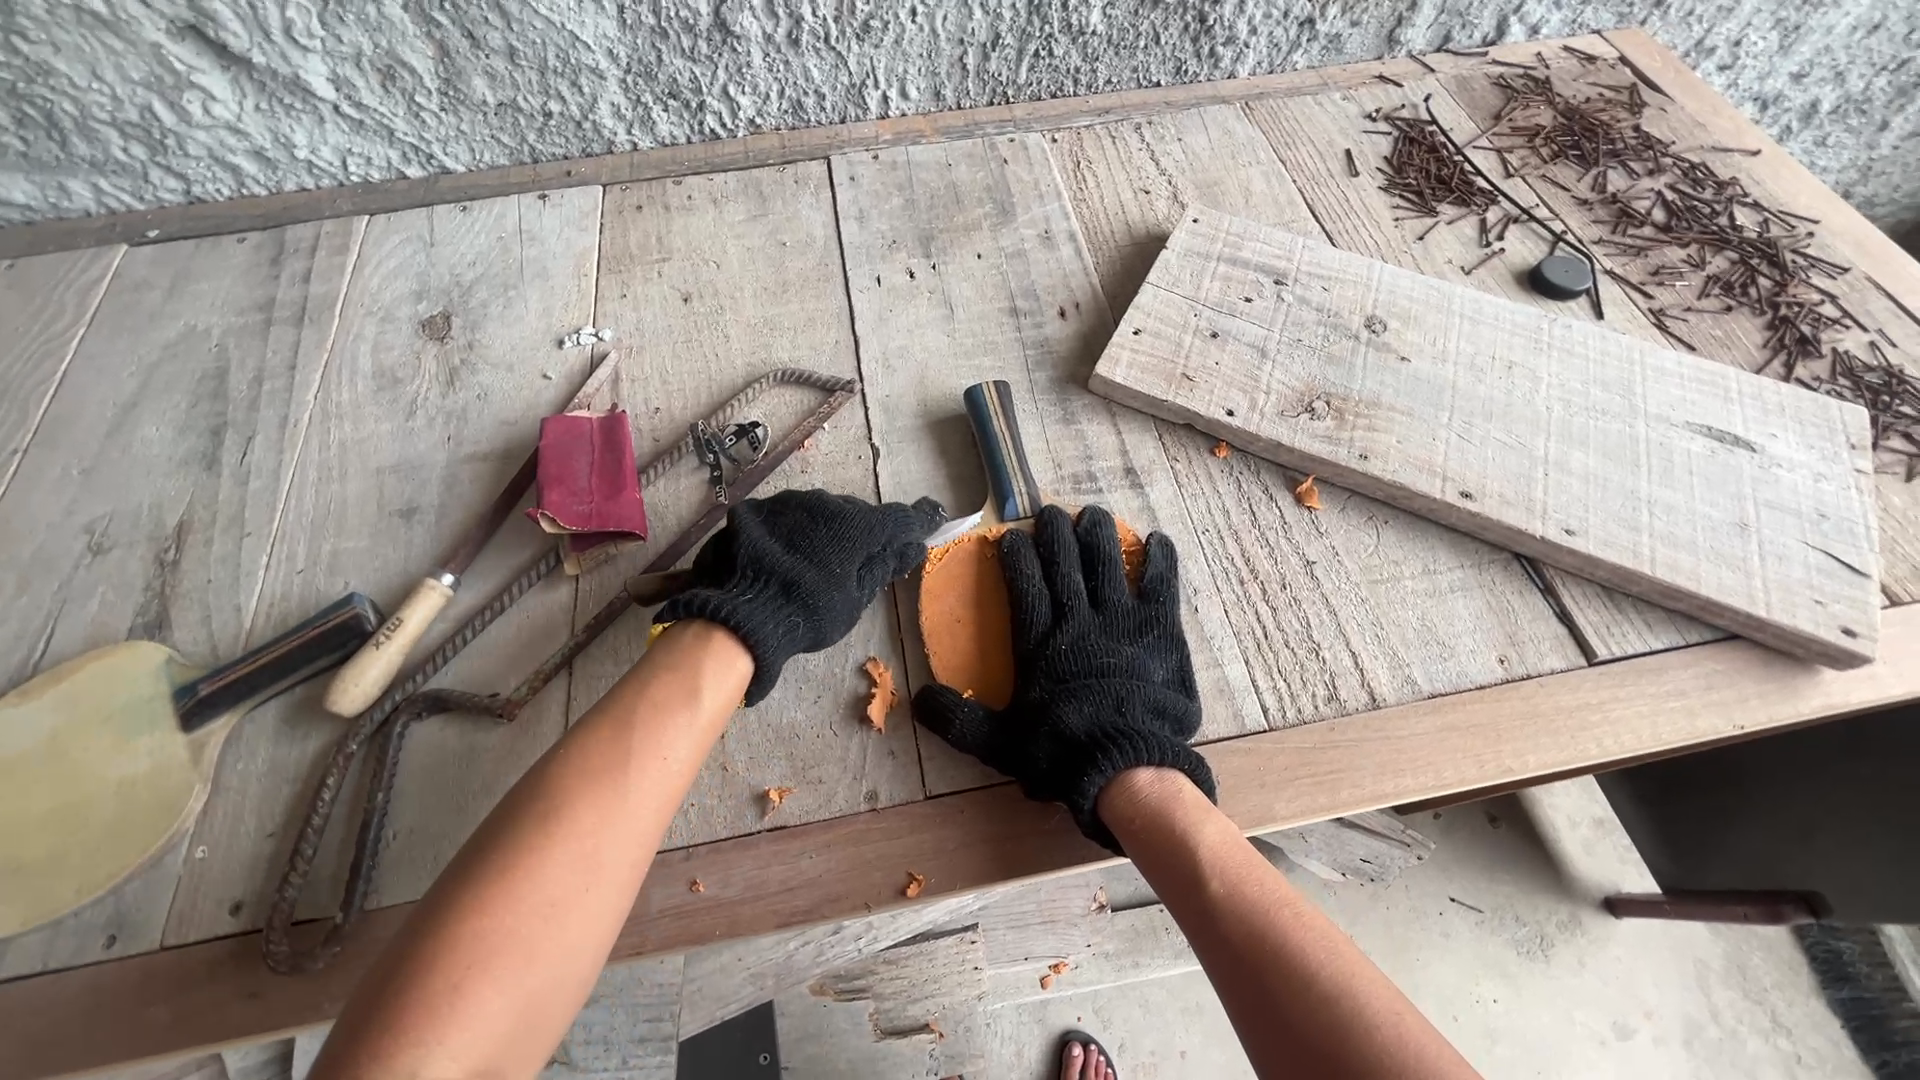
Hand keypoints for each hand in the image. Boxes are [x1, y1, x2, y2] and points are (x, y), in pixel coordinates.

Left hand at [658, 489, 944, 704]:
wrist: (738, 615)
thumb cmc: (808, 613)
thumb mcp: (853, 600)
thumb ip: (882, 567)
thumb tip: (914, 547)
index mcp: (857, 526)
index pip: (898, 518)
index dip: (916, 520)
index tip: (930, 518)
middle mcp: (825, 502)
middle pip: (854, 514)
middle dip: (861, 531)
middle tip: (857, 558)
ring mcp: (787, 502)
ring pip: (817, 511)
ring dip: (823, 530)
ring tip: (812, 560)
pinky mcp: (754, 509)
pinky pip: (784, 516)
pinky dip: (790, 531)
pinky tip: (780, 556)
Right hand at [912, 504, 1214, 852]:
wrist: (1126, 765)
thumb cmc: (1061, 753)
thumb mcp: (998, 743)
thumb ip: (958, 720)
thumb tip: (917, 700)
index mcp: (1040, 642)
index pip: (1024, 584)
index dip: (1016, 556)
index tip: (1011, 536)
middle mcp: (1078, 620)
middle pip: (1064, 564)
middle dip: (1056, 533)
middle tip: (1051, 512)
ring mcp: (1121, 621)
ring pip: (1107, 563)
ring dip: (1099, 535)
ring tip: (1093, 514)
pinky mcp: (1161, 630)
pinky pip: (1161, 584)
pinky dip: (1160, 559)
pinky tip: (1157, 538)